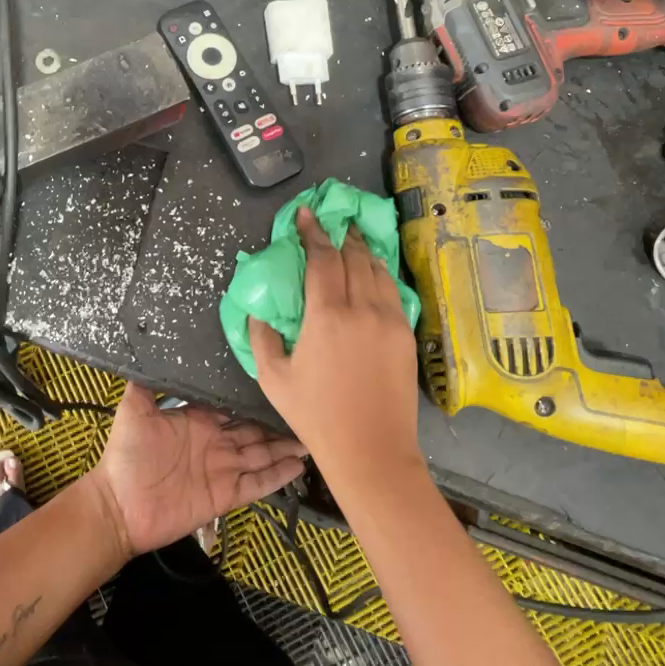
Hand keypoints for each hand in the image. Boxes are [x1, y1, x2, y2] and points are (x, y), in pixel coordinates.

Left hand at [84, 385, 307, 557]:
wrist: (119, 506)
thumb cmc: (125, 457)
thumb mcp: (133, 412)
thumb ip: (146, 385)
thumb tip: (150, 352)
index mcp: (196, 421)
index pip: (230, 407)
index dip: (250, 398)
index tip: (274, 382)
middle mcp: (214, 443)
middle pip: (253, 430)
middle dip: (275, 422)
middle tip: (304, 407)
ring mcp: (222, 470)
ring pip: (260, 455)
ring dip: (283, 447)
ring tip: (310, 435)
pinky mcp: (225, 495)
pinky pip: (257, 484)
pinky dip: (278, 475)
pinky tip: (299, 465)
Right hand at [248, 207, 421, 473]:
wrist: (372, 450)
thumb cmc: (316, 415)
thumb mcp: (273, 378)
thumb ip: (261, 336)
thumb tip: (259, 309)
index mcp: (326, 315)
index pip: (322, 258)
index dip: (313, 231)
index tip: (306, 214)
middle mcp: (362, 308)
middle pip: (353, 256)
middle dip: (340, 234)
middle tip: (331, 221)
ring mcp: (389, 320)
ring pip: (377, 269)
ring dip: (362, 250)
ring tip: (352, 239)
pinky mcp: (406, 335)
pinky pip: (393, 291)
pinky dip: (380, 273)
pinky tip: (373, 271)